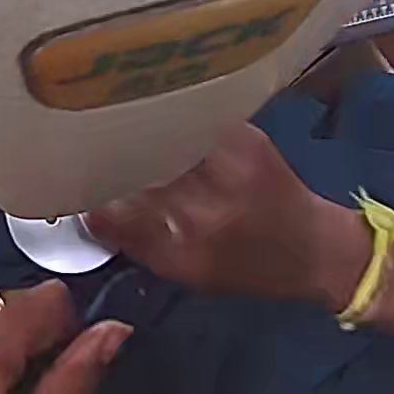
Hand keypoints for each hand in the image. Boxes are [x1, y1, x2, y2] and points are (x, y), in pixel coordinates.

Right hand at [86, 122, 365, 306]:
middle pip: (141, 151)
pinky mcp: (246, 130)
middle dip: (112, 151)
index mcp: (199, 225)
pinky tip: (153, 129)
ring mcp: (234, 146)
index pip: (126, 196)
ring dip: (137, 134)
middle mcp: (216, 181)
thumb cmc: (252, 269)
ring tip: (117, 138)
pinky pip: (189, 121)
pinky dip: (166, 126)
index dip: (95, 185)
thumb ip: (136, 242)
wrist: (318, 246)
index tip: (75, 181)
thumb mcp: (190, 272)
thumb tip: (90, 211)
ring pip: (164, 130)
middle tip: (88, 152)